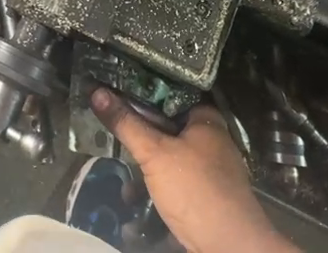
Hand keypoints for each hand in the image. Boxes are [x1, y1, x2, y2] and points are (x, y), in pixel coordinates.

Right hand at [91, 90, 293, 252]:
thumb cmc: (196, 190)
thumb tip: (96, 91)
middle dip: (141, 133)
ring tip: (122, 168)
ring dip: (147, 163)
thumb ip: (126, 123)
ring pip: (171, 156)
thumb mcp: (154, 153)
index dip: (143, 93)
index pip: (171, 94)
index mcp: (207, 121)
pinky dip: (158, 184)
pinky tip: (138, 194)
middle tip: (113, 130)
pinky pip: (177, 180)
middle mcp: (213, 141)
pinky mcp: (208, 196)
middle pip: (169, 126)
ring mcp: (212, 171)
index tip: (116, 94)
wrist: (231, 249)